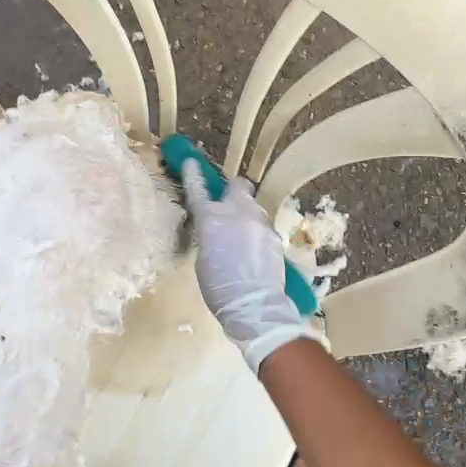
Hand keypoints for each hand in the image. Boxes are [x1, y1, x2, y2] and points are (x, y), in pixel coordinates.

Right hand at [180, 159, 321, 370]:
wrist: (254, 304)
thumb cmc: (218, 288)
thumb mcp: (203, 259)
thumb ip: (209, 236)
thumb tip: (217, 231)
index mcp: (211, 220)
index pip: (198, 190)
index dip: (193, 175)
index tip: (191, 162)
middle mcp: (237, 213)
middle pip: (238, 185)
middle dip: (233, 189)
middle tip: (228, 201)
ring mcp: (260, 223)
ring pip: (254, 205)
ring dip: (246, 213)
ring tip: (242, 233)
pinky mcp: (274, 236)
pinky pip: (263, 226)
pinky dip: (257, 232)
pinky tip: (255, 250)